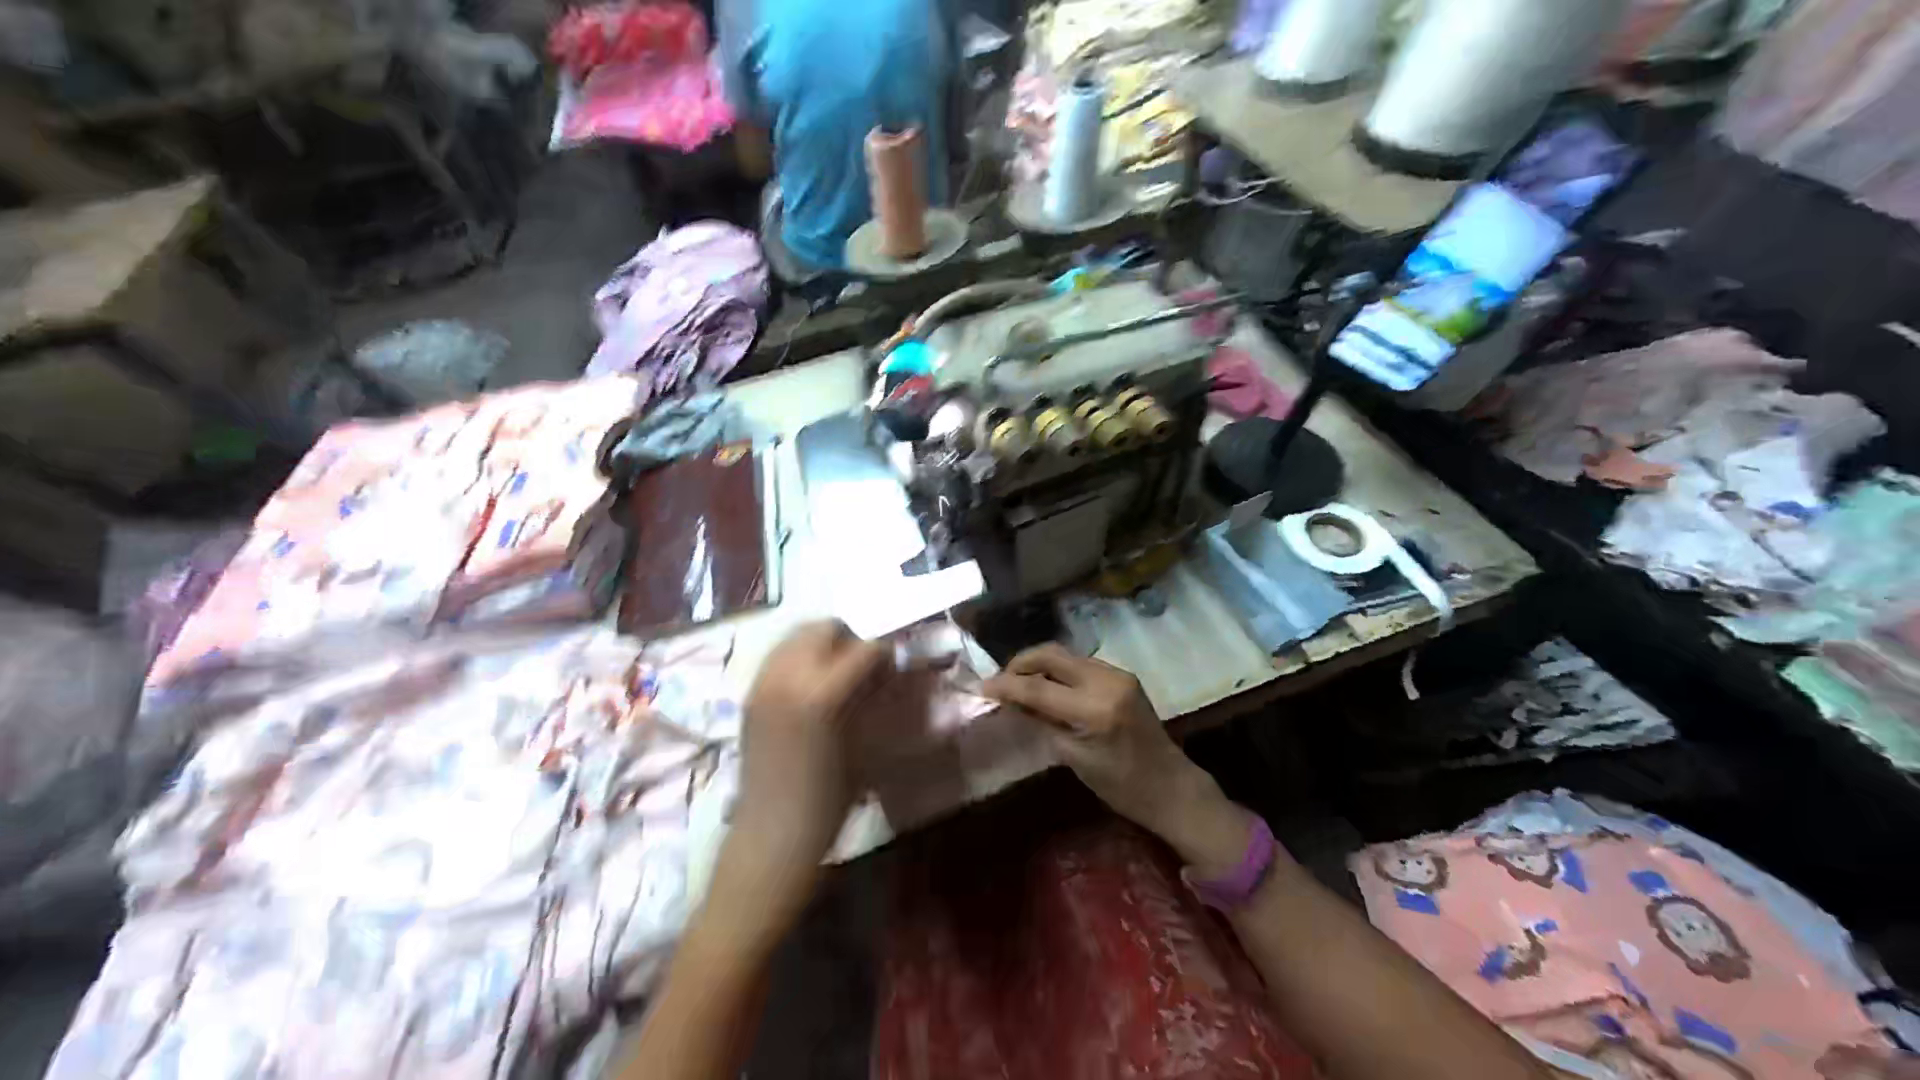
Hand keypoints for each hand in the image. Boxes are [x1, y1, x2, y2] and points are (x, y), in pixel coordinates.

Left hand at [714, 621, 890, 936]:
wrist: (771, 837)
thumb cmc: (828, 803)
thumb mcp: (863, 748)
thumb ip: (872, 700)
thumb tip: (885, 672)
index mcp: (822, 694)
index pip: (864, 649)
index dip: (885, 656)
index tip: (893, 670)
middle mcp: (787, 677)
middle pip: (825, 627)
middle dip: (850, 641)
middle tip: (864, 670)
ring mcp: (763, 683)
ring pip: (797, 635)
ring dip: (822, 646)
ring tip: (836, 675)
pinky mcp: (749, 694)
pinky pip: (778, 656)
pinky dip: (799, 658)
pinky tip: (810, 687)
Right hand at [984, 645, 1250, 873]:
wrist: (1171, 787)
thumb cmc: (1122, 786)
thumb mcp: (1074, 758)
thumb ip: (1041, 723)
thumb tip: (1011, 703)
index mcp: (1095, 708)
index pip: (1038, 687)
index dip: (1006, 685)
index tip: (982, 688)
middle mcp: (1107, 681)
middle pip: (1052, 655)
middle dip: (1021, 663)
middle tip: (1000, 681)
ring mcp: (1118, 674)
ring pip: (1066, 655)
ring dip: (1039, 664)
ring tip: (1019, 684)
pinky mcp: (1122, 675)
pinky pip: (1081, 664)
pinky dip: (1058, 670)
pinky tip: (1047, 686)